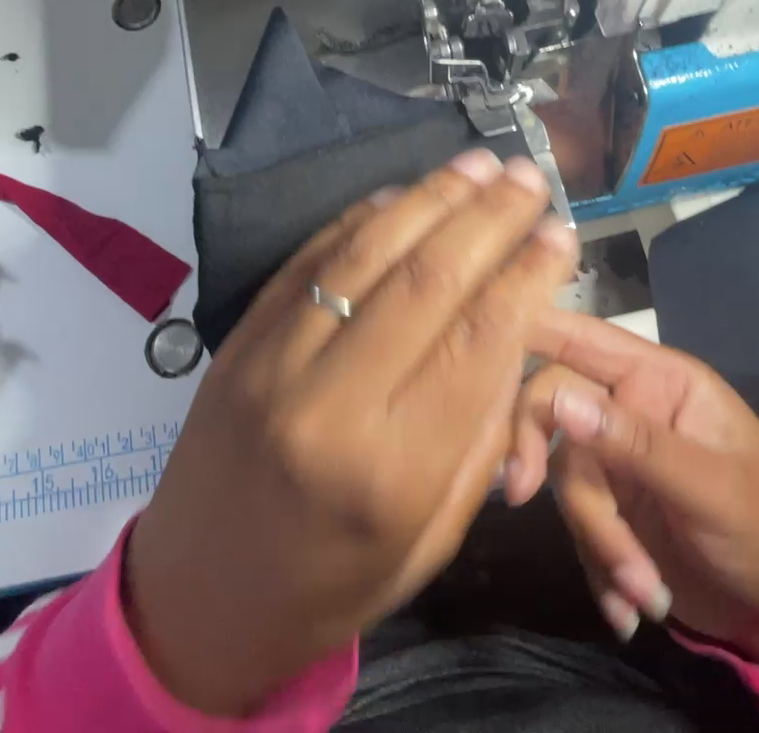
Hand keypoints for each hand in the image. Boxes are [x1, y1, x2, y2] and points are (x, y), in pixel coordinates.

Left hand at [127, 149, 578, 714]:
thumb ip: (475, 437)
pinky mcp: (239, 341)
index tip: (560, 233)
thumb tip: (508, 333)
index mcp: (392, 467)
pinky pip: (308, 262)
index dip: (527, 275)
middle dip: (488, 218)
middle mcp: (331, 400)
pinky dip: (357, 220)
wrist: (197, 594)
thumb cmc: (328, 586)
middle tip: (528, 176)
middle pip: (426, 279)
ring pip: (364, 253)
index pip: (479, 339)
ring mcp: (273, 361)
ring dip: (427, 199)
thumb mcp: (429, 540)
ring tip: (476, 164)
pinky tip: (398, 196)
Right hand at [505, 311, 758, 668]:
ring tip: (644, 595)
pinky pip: (569, 521)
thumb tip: (556, 402)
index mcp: (656, 378)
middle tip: (523, 499)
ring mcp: (609, 455)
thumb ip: (633, 442)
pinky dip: (596, 564)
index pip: (575, 336)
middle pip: (549, 407)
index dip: (521, 330)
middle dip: (546, 463)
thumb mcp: (709, 489)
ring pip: (559, 475)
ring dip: (595, 539)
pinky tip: (629, 607)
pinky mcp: (602, 503)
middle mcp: (624, 405)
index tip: (475, 369)